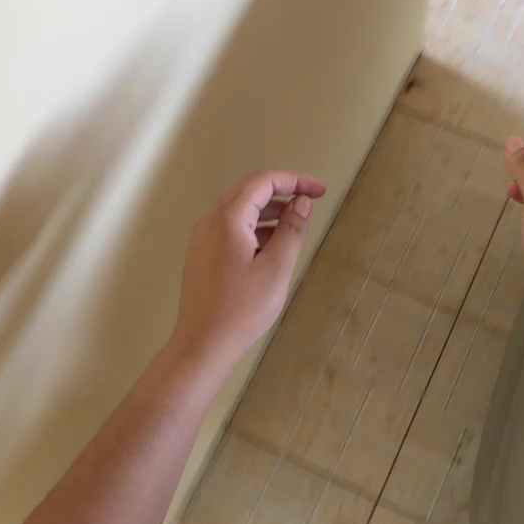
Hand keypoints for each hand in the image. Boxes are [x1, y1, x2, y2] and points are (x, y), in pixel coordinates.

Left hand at [169, 170, 327, 365]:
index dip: (294, 180)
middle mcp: (211, 222)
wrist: (204, 342)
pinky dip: (254, 226)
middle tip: (310, 199)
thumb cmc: (243, 308)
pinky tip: (271, 244)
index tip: (320, 190)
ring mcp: (203, 239)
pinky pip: (230, 228)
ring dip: (268, 209)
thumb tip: (302, 203)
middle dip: (281, 190)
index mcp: (228, 219)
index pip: (262, 182)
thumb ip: (292, 230)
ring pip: (238, 209)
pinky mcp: (203, 256)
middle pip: (247, 190)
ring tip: (295, 222)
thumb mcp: (277, 268)